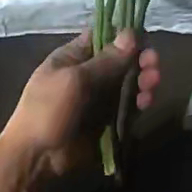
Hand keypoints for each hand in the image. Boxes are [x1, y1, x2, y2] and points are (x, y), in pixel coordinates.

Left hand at [0, 31, 160, 175]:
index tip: (144, 38)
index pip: (102, 37)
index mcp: (73, 58)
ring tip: (152, 82)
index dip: (124, 35)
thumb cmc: (48, 111)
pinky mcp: (108, 119)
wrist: (37, 158)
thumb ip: (106, 60)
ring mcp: (99, 98)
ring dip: (143, 79)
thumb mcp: (75, 80)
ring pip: (128, 82)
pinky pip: (129, 105)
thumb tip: (132, 33)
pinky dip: (140, 100)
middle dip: (139, 58)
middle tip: (153, 63)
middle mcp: (88, 74)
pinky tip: (147, 101)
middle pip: (120, 59)